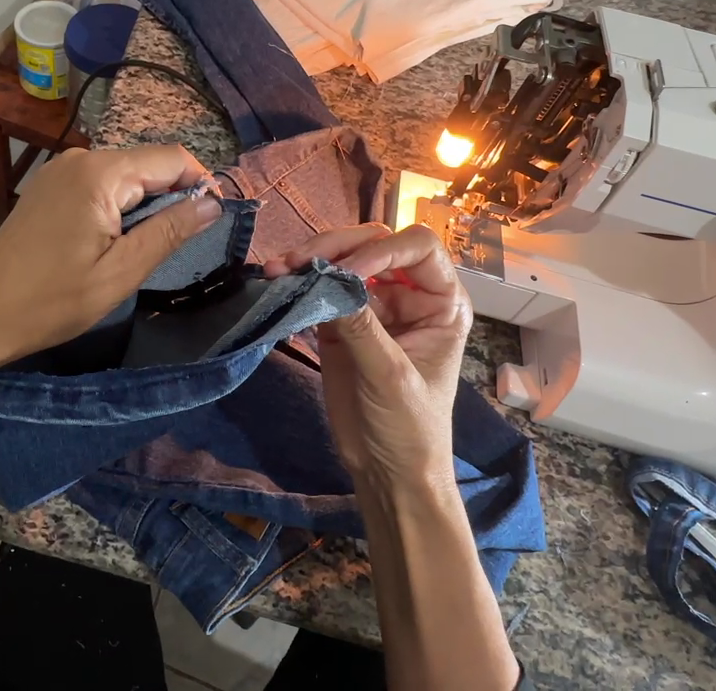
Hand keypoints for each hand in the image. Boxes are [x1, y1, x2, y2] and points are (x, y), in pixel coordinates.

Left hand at [0, 145, 220, 399]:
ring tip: (145, 246)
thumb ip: (170, 230)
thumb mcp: (122, 271)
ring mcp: (60, 169)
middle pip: (146, 163)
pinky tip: (114, 239)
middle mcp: (79, 158)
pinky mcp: (49, 185)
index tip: (211, 221)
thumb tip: (213, 203)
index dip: (199, 184)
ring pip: (125, 173)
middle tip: (179, 242)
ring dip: (145, 203)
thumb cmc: (55, 300)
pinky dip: (118, 204)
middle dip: (172, 195)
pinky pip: (100, 183)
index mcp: (99, 173)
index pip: (170, 158)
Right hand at [263, 224, 472, 493]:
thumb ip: (362, 328)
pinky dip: (297, 281)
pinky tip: (275, 281)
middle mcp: (408, 294)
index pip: (417, 247)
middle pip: (373, 244)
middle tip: (297, 261)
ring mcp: (371, 305)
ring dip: (310, 259)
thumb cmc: (410, 428)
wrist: (386, 472)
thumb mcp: (391, 377)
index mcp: (440, 302)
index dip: (381, 249)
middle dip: (335, 247)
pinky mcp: (339, 320)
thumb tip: (328, 281)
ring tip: (279, 267)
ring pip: (341, 259)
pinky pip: (319, 287)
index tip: (346, 271)